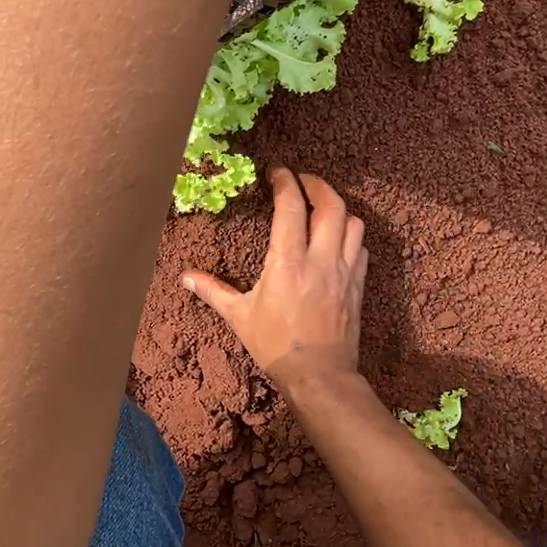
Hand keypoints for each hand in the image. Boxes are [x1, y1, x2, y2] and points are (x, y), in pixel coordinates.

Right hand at [182, 168, 367, 403]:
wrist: (319, 374)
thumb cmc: (275, 345)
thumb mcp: (239, 317)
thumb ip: (213, 290)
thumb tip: (185, 276)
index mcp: (288, 261)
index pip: (291, 206)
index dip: (285, 182)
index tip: (278, 172)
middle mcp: (321, 259)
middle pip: (332, 204)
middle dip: (317, 185)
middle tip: (302, 181)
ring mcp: (344, 271)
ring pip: (353, 222)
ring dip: (338, 208)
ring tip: (321, 207)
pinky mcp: (358, 285)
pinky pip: (361, 247)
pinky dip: (350, 234)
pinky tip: (337, 240)